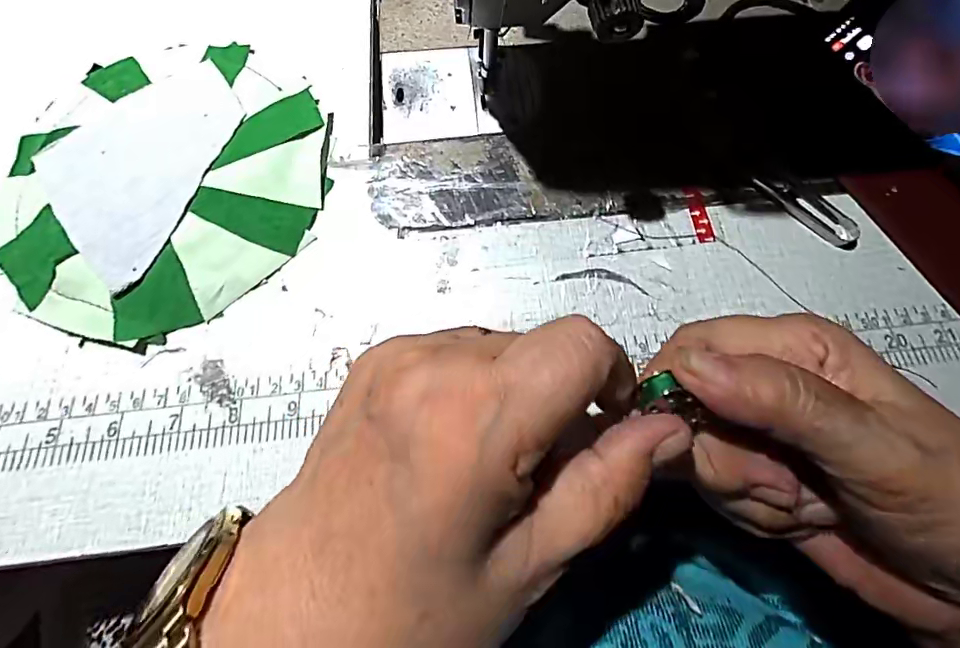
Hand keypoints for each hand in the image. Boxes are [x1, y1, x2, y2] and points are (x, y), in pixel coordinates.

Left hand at [202, 317, 690, 647]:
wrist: (289, 621)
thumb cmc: (415, 615)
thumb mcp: (530, 566)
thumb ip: (610, 485)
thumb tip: (671, 426)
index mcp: (477, 415)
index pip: (584, 340)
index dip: (610, 377)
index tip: (602, 427)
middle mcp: (436, 361)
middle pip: (545, 343)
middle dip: (560, 394)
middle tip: (535, 466)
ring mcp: (401, 351)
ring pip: (506, 343)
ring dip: (517, 387)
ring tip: (484, 458)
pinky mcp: (379, 353)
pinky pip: (461, 346)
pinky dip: (476, 382)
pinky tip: (447, 440)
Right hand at [647, 314, 959, 647]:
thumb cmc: (956, 500)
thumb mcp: (875, 446)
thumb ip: (784, 400)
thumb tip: (692, 363)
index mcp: (799, 346)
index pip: (701, 345)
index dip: (678, 387)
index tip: (686, 441)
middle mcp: (774, 382)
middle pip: (692, 404)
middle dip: (726, 457)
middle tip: (784, 484)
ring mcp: (768, 439)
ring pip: (702, 457)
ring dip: (747, 494)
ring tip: (811, 505)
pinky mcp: (767, 487)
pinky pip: (722, 498)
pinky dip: (755, 518)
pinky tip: (809, 522)